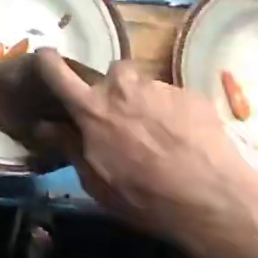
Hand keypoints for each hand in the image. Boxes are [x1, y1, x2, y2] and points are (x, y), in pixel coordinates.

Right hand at [34, 50, 257, 257]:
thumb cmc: (144, 197)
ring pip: (144, 85)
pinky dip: (173, 113)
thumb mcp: (96, 181)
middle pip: (111, 73)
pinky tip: (184, 140)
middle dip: (114, 90)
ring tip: (159, 132)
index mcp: (92, 109)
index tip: (45, 57)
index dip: (47, 61)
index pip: (57, 71)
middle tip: (123, 116)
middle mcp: (122, 89)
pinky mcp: (191, 94)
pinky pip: (173, 96)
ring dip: (144, 101)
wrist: (214, 200)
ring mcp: (159, 88)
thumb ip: (69, 146)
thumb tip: (44, 125)